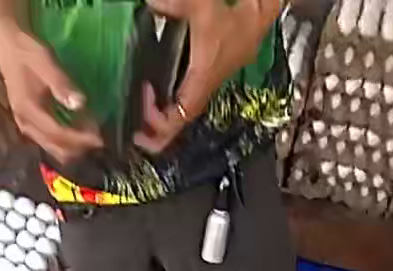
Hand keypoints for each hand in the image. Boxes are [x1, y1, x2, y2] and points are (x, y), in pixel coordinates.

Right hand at [0, 16, 102, 162]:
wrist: (7, 44)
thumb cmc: (26, 50)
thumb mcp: (45, 61)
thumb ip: (61, 84)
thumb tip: (80, 104)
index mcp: (29, 109)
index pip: (59, 134)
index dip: (81, 139)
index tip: (99, 138)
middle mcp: (26, 124)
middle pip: (59, 149)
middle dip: (81, 147)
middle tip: (98, 136)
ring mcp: (27, 128)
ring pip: (56, 151)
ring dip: (76, 147)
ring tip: (91, 133)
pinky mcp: (31, 127)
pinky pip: (52, 144)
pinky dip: (69, 143)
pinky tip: (79, 130)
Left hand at [134, 0, 267, 153]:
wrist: (256, 15)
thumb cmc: (233, 15)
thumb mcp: (198, 6)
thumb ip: (171, 5)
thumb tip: (151, 4)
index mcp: (203, 79)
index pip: (181, 116)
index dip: (161, 120)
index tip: (144, 100)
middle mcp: (205, 87)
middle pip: (180, 123)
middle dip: (158, 135)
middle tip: (137, 136)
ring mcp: (206, 84)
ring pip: (183, 114)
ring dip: (163, 122)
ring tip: (142, 122)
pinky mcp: (207, 76)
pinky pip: (186, 101)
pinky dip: (170, 107)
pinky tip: (156, 98)